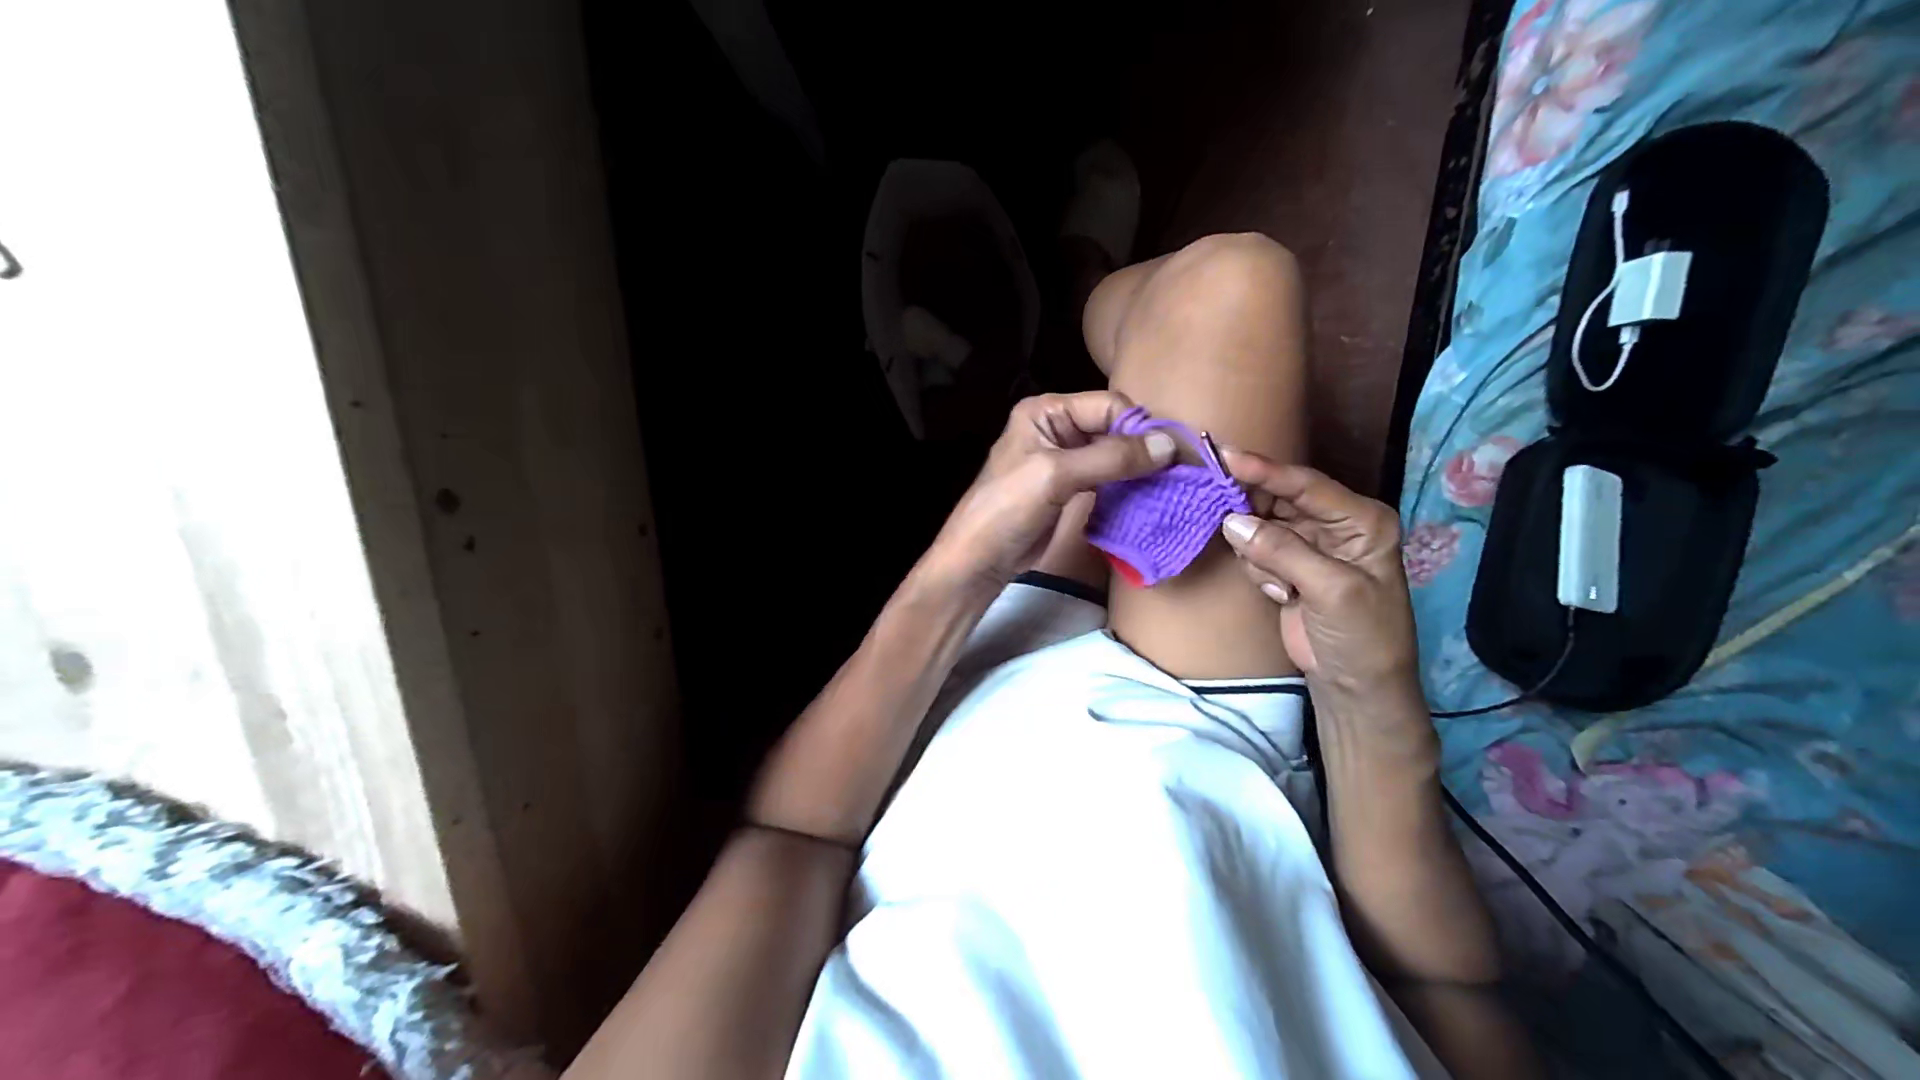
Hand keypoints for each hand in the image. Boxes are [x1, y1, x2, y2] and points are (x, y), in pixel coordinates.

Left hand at [924, 392, 1175, 588]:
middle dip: (1143, 449)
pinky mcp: (1070, 487)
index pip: (1107, 406)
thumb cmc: (1007, 508)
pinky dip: (1128, 486)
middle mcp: (1057, 428)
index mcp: (1046, 411)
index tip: (1172, 454)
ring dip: (1139, 470)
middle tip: (1179, 471)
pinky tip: (1148, 497)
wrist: (980, 558)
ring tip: (1170, 485)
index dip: (1140, 427)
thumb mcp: (1056, 475)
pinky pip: (1108, 478)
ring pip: (1114, 455)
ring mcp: (1064, 459)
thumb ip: (1110, 458)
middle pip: (1113, 428)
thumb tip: (1167, 446)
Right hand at [1216, 451, 1423, 718]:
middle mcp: (1334, 525)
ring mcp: (1308, 546)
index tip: (1225, 455)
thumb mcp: (1331, 591)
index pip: (1306, 485)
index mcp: (1361, 520)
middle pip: (1278, 499)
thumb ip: (1283, 552)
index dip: (1266, 470)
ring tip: (1278, 584)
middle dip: (1252, 509)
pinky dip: (1256, 568)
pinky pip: (1255, 550)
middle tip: (1216, 506)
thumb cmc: (1362, 636)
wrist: (1355, 686)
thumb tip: (1232, 521)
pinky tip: (1279, 594)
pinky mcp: (1287, 567)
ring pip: (1260, 525)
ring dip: (1256, 550)